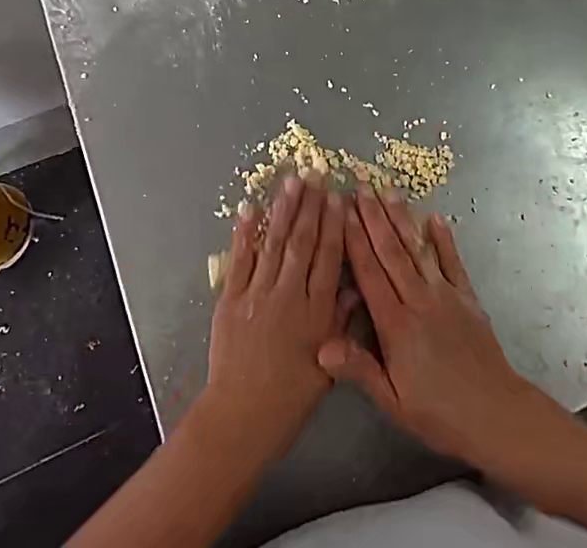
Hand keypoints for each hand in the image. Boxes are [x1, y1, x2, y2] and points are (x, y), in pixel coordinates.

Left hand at [203, 174, 349, 441]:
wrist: (244, 414)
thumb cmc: (292, 395)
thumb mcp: (327, 364)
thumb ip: (340, 323)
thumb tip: (355, 287)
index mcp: (316, 313)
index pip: (329, 259)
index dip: (334, 225)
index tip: (339, 198)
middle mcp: (288, 296)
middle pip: (302, 242)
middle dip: (310, 205)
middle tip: (315, 173)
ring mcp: (257, 294)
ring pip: (274, 243)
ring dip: (283, 209)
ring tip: (291, 180)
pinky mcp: (231, 298)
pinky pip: (240, 259)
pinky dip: (245, 233)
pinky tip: (250, 208)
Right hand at [318, 190, 574, 466]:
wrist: (500, 419)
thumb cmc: (439, 414)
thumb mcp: (392, 401)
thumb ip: (358, 368)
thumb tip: (321, 347)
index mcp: (395, 324)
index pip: (368, 272)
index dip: (353, 239)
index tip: (340, 210)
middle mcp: (418, 301)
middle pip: (391, 252)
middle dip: (373, 217)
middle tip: (359, 187)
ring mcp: (445, 297)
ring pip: (417, 250)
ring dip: (401, 219)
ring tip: (388, 190)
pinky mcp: (468, 300)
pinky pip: (452, 263)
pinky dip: (443, 240)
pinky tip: (434, 217)